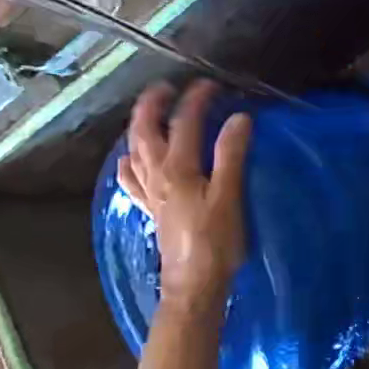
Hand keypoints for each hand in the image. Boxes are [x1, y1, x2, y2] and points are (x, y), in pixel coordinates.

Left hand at [117, 81, 252, 309]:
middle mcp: (157, 175)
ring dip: (138, 127)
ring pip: (135, 150)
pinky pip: (131, 179)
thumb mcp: (229, 197)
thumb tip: (239, 118)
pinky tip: (131, 160)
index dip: (197, 99)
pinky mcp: (151, 209)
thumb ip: (231, 155)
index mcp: (178, 168)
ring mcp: (150, 193)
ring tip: (148, 114)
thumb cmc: (215, 242)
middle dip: (152, 104)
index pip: (185, 123)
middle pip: (145, 130)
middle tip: (165, 87)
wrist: (194, 284)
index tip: (212, 85)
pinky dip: (129, 163)